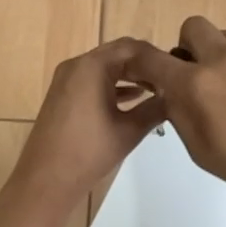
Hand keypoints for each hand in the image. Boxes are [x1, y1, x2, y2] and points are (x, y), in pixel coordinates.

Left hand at [8, 38, 166, 205]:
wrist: (46, 179)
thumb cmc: (89, 152)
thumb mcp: (130, 130)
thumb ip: (156, 108)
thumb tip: (177, 97)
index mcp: (93, 66)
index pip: (132, 47)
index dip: (157, 57)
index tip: (178, 71)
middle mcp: (77, 65)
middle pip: (118, 54)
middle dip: (144, 66)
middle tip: (171, 79)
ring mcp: (66, 79)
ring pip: (105, 68)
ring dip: (130, 76)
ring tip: (158, 89)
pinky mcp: (63, 94)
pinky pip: (92, 80)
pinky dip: (113, 86)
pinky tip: (135, 98)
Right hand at [125, 16, 225, 216]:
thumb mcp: (202, 151)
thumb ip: (181, 116)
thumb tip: (173, 96)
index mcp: (197, 84)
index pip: (152, 59)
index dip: (137, 62)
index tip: (138, 72)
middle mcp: (223, 61)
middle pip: (192, 27)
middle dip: (183, 47)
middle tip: (190, 78)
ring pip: (223, 36)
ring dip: (212, 53)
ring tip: (222, 89)